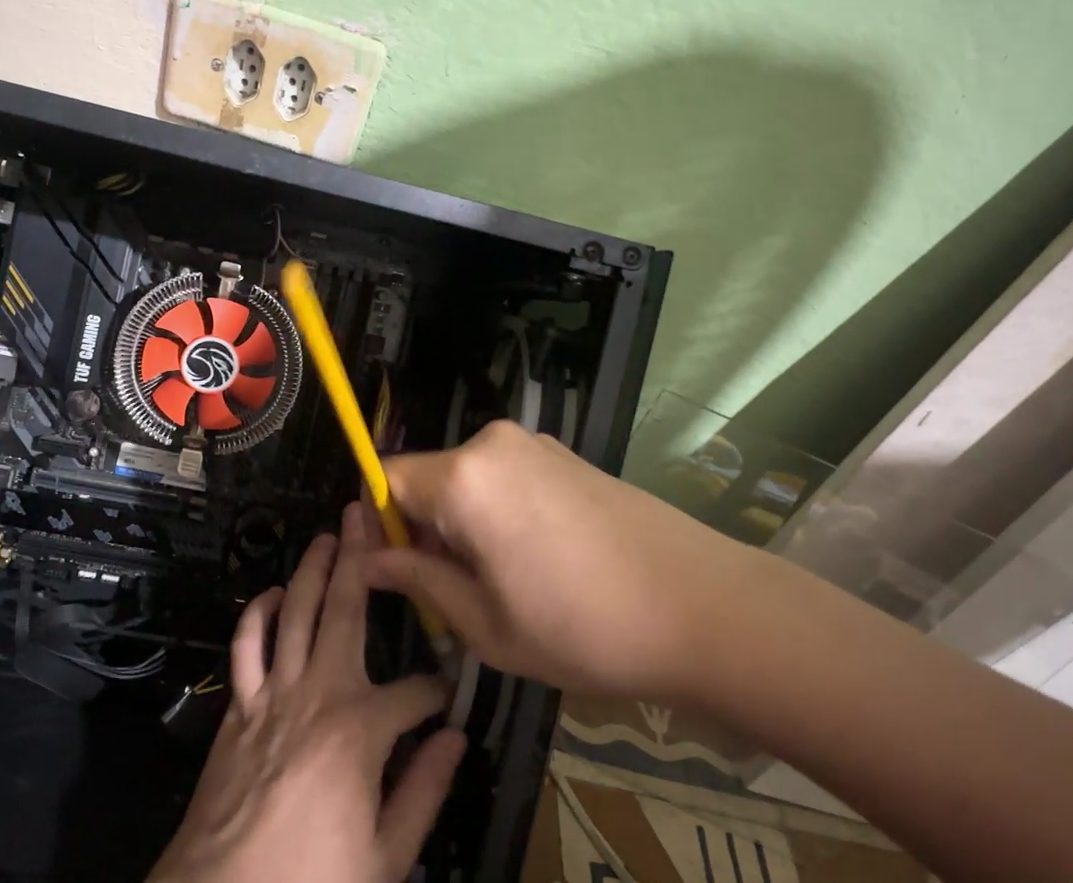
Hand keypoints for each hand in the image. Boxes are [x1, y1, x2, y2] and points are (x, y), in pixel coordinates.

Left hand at [149, 514, 467, 882]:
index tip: (448, 700)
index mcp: (364, 728)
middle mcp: (319, 693)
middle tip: (368, 515)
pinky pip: (247, 644)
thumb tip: (456, 736)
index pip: (418, 692)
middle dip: (362, 560)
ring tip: (329, 535)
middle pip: (346, 610)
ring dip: (313, 570)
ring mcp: (273, 693)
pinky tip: (274, 593)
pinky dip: (259, 613)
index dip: (438, 692)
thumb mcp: (388, 854)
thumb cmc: (315, 879)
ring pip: (297, 614)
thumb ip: (425, 789)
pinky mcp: (239, 706)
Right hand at [362, 419, 749, 699]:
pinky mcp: (568, 458)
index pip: (383, 480)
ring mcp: (537, 446)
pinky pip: (505, 480)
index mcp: (464, 477)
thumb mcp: (485, 623)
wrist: (705, 609)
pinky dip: (497, 515)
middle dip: (422, 531)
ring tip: (498, 587)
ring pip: (467, 482)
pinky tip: (535, 565)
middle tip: (446, 596)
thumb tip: (366, 559)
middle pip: (427, 479)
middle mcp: (494, 444)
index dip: (375, 526)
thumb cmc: (583, 628)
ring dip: (461, 527)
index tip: (388, 574)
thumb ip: (417, 581)